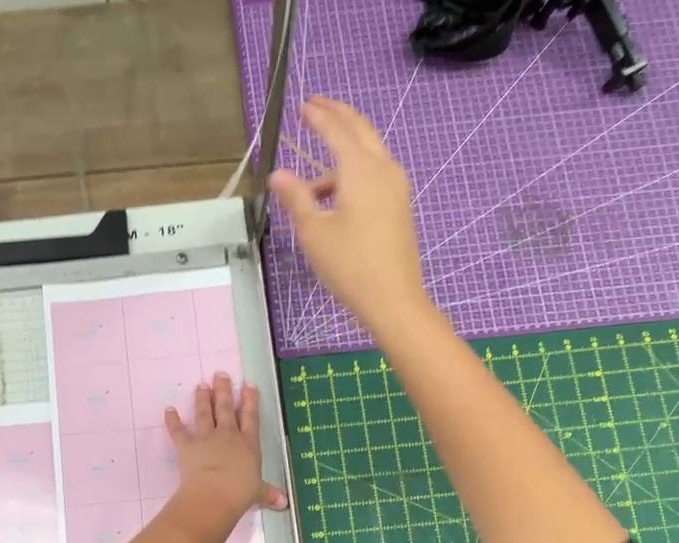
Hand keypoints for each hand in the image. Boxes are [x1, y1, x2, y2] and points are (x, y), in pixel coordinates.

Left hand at [165, 373, 288, 527]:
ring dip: (202, 399)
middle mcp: (228, 435)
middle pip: (226, 408)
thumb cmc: (241, 492)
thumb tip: (284, 503)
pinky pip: (178, 431)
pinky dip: (172, 421)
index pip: (250, 417)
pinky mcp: (187, 446)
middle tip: (220, 374)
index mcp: (248, 443)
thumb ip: (269, 493)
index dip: (250, 400)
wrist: (215, 494)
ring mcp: (206, 438)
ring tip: (201, 386)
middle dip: (224, 390)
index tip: (249, 385)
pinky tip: (168, 410)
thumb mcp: (258, 491)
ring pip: (204, 413)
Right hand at [267, 97, 429, 332]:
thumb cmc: (350, 266)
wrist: (394, 300)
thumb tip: (278, 174)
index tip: (303, 106)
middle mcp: (383, 169)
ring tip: (313, 181)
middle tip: (317, 107)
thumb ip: (296, 198)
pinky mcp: (400, 206)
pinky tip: (336, 198)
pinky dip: (354, 172)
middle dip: (338, 116)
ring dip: (343, 153)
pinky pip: (375, 175)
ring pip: (369, 154)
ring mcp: (397, 188)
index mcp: (361, 169)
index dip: (319, 116)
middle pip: (360, 130)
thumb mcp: (314, 232)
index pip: (337, 130)